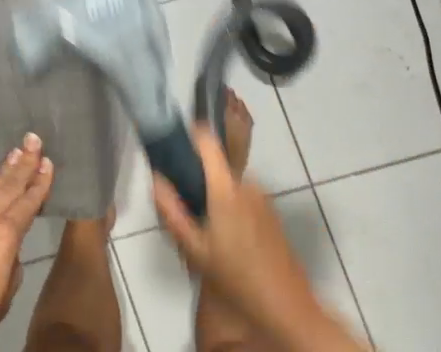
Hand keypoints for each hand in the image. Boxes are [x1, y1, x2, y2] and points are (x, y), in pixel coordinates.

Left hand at [0, 134, 53, 351]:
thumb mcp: (2, 298)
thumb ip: (10, 266)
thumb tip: (6, 249)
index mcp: (4, 236)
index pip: (28, 203)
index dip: (40, 182)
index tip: (47, 162)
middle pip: (7, 186)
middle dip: (23, 163)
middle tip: (33, 139)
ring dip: (0, 175)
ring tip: (12, 156)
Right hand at [153, 127, 369, 351]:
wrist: (286, 304)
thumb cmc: (235, 275)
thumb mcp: (193, 249)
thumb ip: (171, 210)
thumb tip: (155, 178)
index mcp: (225, 187)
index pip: (207, 140)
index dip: (189, 136)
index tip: (173, 148)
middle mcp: (247, 183)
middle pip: (216, 166)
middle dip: (199, 180)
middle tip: (185, 208)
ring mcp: (263, 197)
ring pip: (230, 184)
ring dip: (216, 196)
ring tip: (206, 231)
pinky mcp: (272, 212)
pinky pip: (245, 198)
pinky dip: (232, 208)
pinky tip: (229, 240)